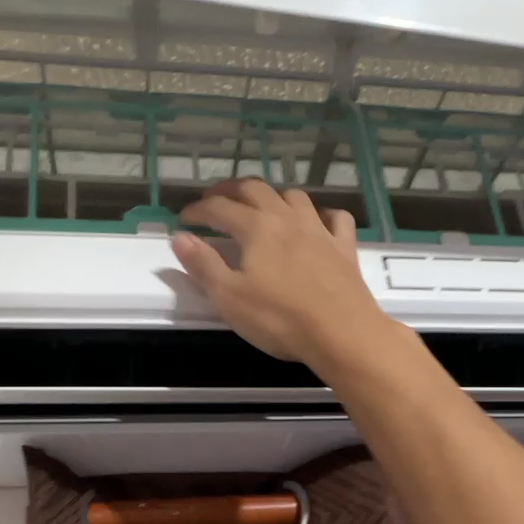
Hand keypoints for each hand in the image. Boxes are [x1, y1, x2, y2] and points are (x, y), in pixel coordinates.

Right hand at [173, 179, 399, 368]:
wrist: (341, 333)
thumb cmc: (279, 319)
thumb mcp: (229, 298)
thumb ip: (203, 265)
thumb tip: (179, 237)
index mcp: (256, 228)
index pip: (219, 208)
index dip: (198, 210)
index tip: (183, 218)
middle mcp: (288, 219)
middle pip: (256, 190)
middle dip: (231, 190)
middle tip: (215, 198)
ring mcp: (320, 231)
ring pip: (294, 197)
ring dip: (273, 196)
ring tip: (262, 206)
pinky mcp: (344, 249)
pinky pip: (335, 218)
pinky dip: (322, 214)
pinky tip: (318, 222)